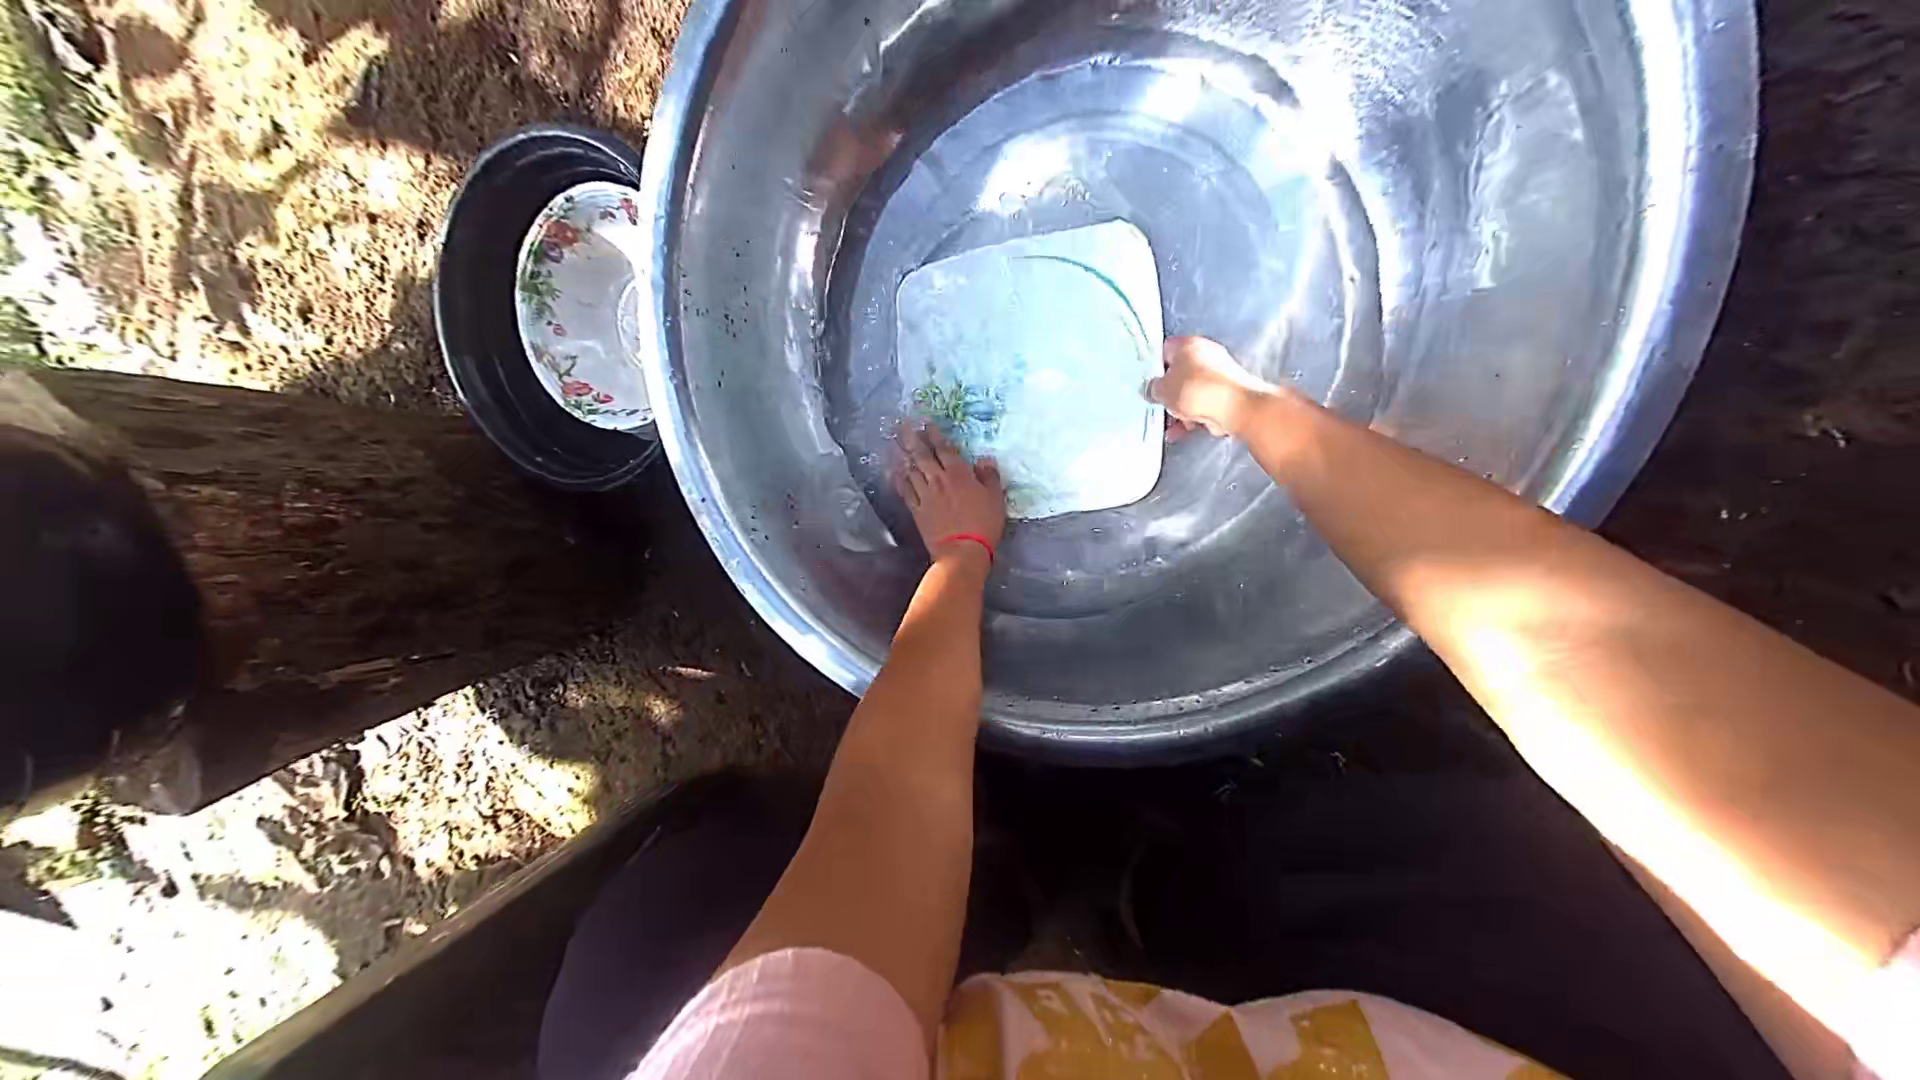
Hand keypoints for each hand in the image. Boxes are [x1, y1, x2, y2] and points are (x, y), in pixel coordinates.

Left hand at [895, 425, 1006, 564]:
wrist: (962, 551)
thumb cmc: (983, 524)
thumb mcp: (995, 498)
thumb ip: (989, 476)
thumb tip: (984, 460)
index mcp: (958, 474)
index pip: (943, 448)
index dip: (934, 434)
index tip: (926, 423)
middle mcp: (937, 480)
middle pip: (921, 454)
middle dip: (912, 438)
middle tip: (902, 425)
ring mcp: (924, 495)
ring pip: (910, 470)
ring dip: (903, 456)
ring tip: (897, 444)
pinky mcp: (916, 510)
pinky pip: (905, 490)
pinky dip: (900, 479)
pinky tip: (896, 473)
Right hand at [1148, 336, 1281, 438]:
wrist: (1236, 406)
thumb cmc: (1193, 390)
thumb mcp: (1162, 390)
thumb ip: (1152, 388)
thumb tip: (1152, 389)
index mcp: (1188, 345)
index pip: (1164, 351)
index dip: (1153, 368)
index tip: (1147, 385)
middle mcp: (1205, 354)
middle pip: (1178, 374)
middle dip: (1168, 394)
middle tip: (1157, 407)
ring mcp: (1218, 374)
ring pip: (1191, 392)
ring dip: (1179, 410)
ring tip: (1169, 427)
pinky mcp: (1227, 393)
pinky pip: (1203, 404)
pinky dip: (1193, 417)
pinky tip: (1181, 433)